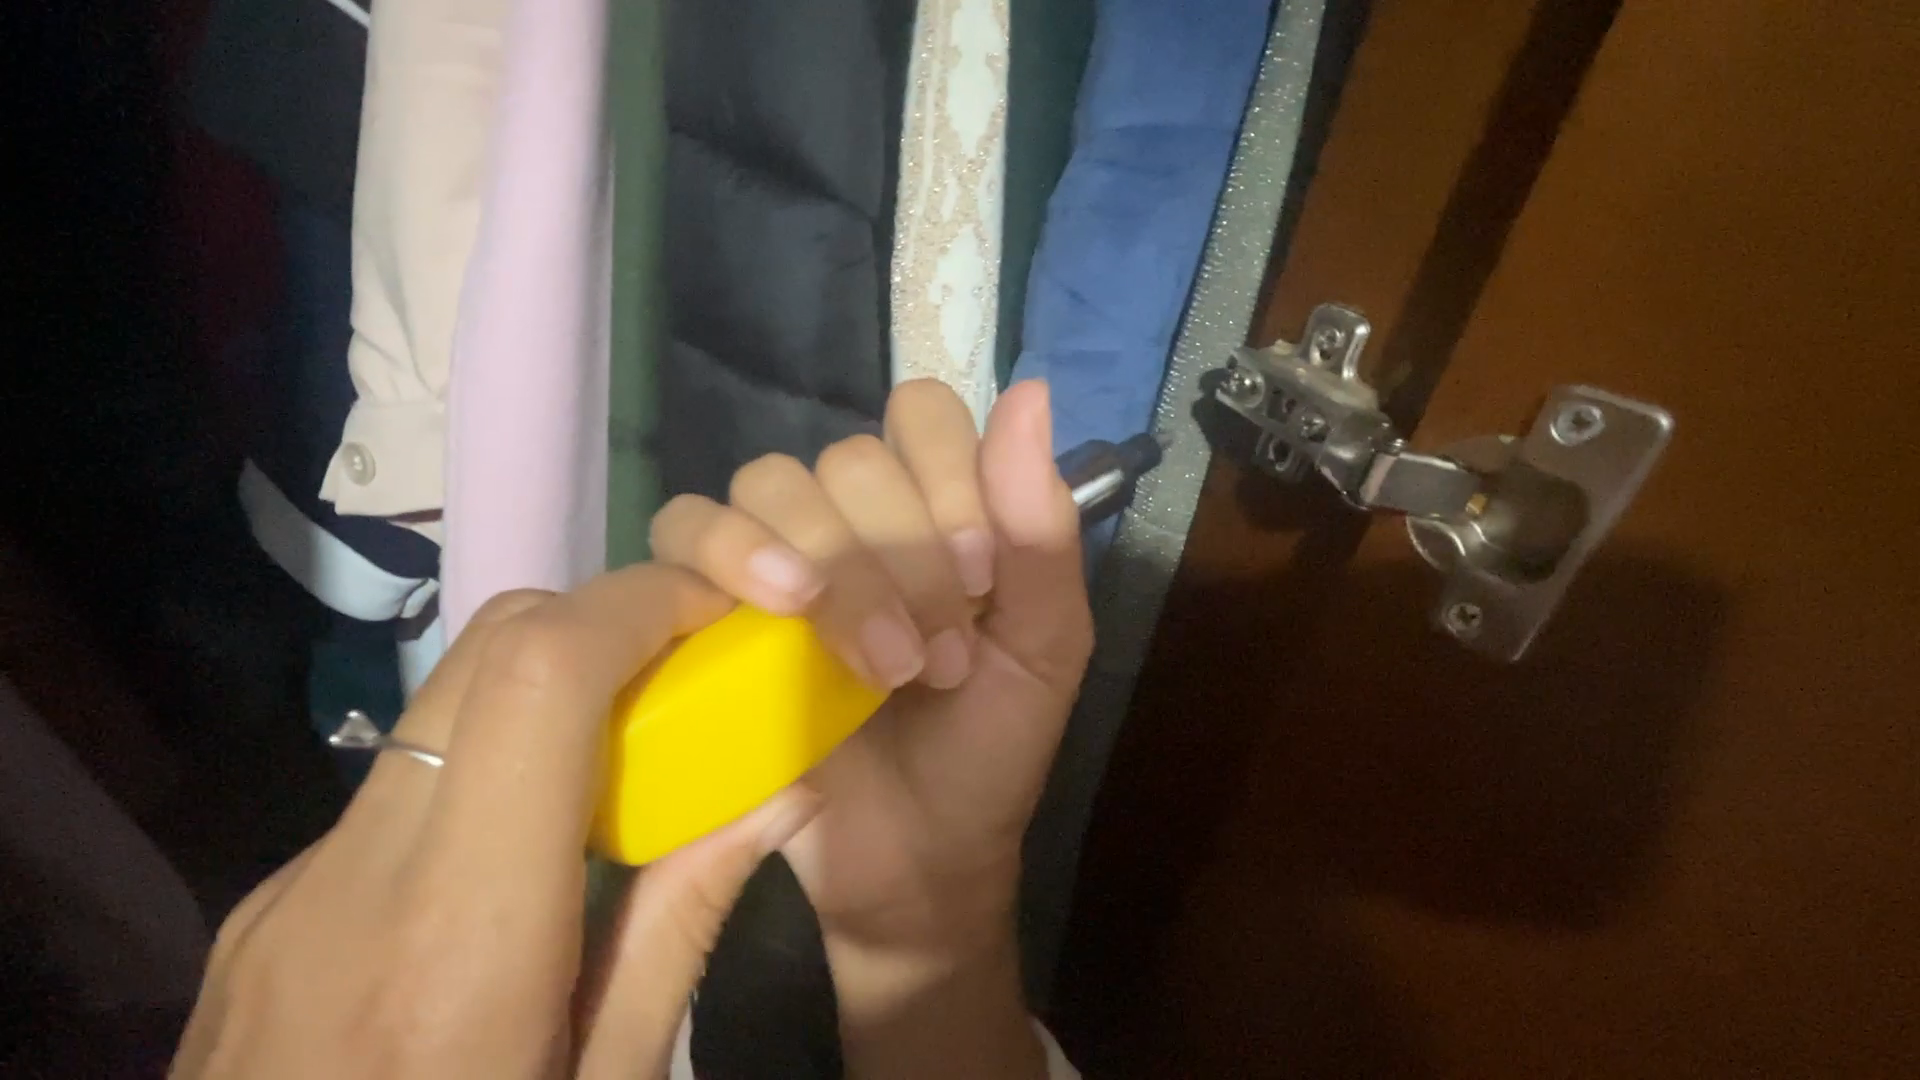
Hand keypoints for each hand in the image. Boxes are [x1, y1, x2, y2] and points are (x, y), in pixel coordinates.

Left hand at [171, 567, 821, 1079]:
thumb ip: (686, 921)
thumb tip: (784, 790)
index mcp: (462, 934)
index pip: (538, 682)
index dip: (635, 607)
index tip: (717, 608)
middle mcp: (357, 877)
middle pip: (489, 649)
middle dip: (610, 616)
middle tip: (696, 657)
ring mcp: (298, 883)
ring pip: (449, 698)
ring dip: (561, 679)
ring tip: (634, 746)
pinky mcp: (277, 902)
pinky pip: (415, 772)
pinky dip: (504, 751)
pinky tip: (538, 841)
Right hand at [648, 379, 1090, 962]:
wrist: (917, 853)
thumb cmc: (990, 744)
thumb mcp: (1045, 645)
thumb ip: (1041, 530)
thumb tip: (1033, 391)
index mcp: (937, 509)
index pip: (922, 415)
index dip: (948, 479)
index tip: (979, 579)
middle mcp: (855, 515)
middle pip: (850, 459)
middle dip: (899, 556)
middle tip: (935, 659)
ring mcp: (778, 553)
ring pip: (773, 483)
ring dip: (830, 563)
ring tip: (872, 663)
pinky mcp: (711, 603)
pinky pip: (685, 527)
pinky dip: (724, 548)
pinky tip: (775, 608)